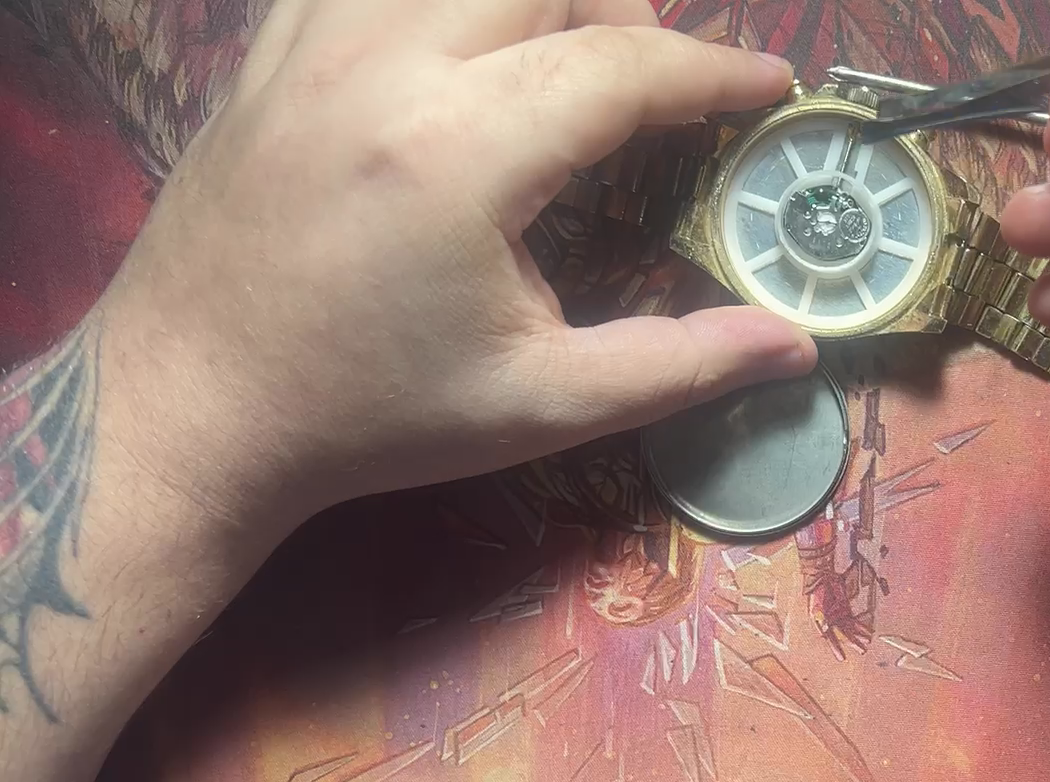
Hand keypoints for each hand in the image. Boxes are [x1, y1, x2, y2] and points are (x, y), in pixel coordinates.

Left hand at [100, 0, 812, 533]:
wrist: (196, 408)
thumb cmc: (386, 415)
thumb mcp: (556, 404)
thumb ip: (687, 365)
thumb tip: (796, 346)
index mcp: (458, 153)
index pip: (617, 67)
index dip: (713, 70)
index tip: (774, 85)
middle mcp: (379, 63)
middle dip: (636, 16)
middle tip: (677, 91)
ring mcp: (310, 42)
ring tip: (596, 67)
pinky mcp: (272, 52)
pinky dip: (467, 2)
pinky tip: (490, 59)